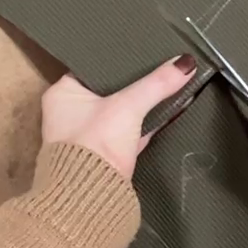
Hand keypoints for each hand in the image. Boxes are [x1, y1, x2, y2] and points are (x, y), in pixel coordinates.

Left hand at [41, 55, 198, 179]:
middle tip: (160, 62)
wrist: (91, 199)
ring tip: (169, 82)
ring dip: (142, 102)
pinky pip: (131, 130)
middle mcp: (70, 113)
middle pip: (110, 89)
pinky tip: (170, 110)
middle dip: (135, 81)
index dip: (118, 58)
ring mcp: (89, 136)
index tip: (141, 48)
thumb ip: (157, 84)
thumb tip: (185, 62)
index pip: (92, 66)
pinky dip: (147, 122)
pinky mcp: (107, 154)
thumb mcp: (128, 106)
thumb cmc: (95, 144)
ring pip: (121, 111)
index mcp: (62, 93)